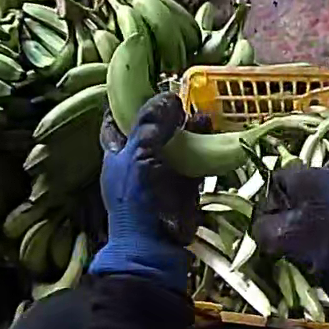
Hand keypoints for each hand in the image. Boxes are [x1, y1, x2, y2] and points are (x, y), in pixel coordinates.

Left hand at [90, 92, 199, 288]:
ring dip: (189, 128)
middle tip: (183, 95)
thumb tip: (169, 97)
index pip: (117, 119)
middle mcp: (138, 160)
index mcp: (117, 152)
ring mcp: (162, 173)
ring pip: (176, 142)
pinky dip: (203, 147)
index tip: (146, 83)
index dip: (129, 102)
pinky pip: (194, 161)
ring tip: (202, 112)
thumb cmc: (136, 198)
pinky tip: (211, 132)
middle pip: (152, 128)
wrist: (154, 244)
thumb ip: (151, 124)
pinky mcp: (183, 185)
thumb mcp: (138, 154)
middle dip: (167, 113)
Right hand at [252, 165, 328, 319]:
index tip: (262, 224)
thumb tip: (260, 227)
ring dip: (298, 232)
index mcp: (308, 174)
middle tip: (276, 240)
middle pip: (291, 196)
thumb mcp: (277, 235)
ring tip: (296, 252)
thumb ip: (260, 226)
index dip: (263, 202)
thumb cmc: (322, 241)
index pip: (273, 179)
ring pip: (308, 212)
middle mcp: (327, 180)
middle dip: (281, 217)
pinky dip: (317, 239)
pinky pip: (325, 225)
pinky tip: (316, 256)